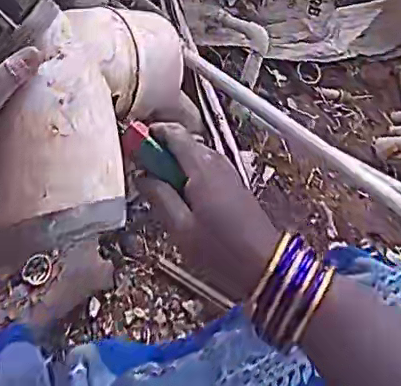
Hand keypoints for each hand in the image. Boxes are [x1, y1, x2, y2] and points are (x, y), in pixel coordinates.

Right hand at [135, 124, 281, 297]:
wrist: (268, 269)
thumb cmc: (222, 251)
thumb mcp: (180, 228)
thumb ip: (158, 196)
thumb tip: (141, 176)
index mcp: (200, 165)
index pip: (170, 131)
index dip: (148, 134)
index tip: (132, 148)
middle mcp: (214, 159)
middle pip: (180, 141)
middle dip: (159, 153)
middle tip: (144, 175)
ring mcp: (225, 169)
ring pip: (191, 154)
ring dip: (173, 165)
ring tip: (163, 192)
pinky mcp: (232, 182)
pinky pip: (202, 167)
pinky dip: (188, 174)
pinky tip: (184, 201)